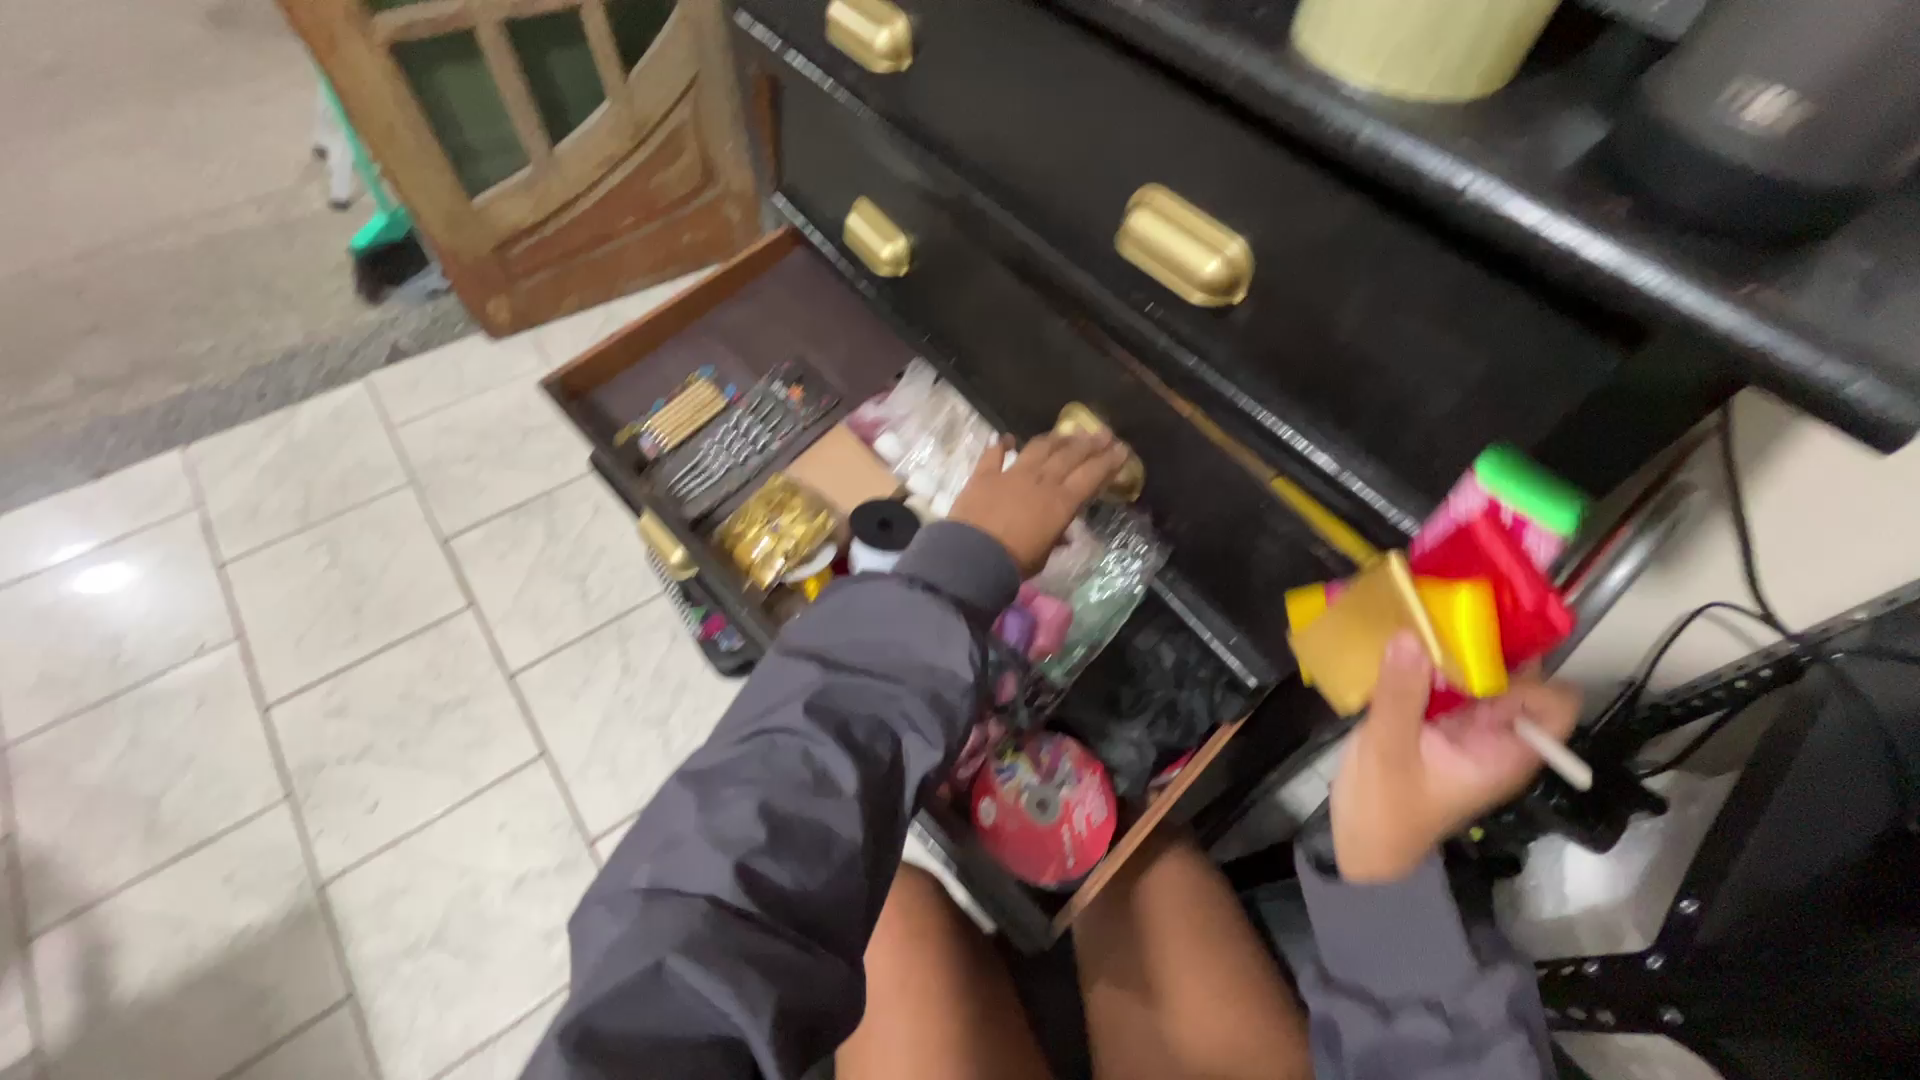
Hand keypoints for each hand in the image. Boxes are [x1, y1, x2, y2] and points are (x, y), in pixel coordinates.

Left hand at [948, 432, 1131, 576]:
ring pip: (1039, 448)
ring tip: (1067, 432)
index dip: (1108, 462)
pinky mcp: (984, 475)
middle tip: (1103, 434)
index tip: (1121, 450)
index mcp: (1061, 503)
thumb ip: (1054, 539)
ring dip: (1055, 439)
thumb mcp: (1043, 556)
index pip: (1091, 476)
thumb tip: (1063, 534)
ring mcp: (1011, 474)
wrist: (973, 557)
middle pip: (1070, 456)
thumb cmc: (1014, 563)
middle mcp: (1040, 481)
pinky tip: (1007, 439)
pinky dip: (1001, 444)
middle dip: (1090, 443)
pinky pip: (994, 454)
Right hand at [1328, 632, 1580, 883]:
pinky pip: (1439, 683)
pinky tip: (1398, 639)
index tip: (1487, 639)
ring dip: (1449, 648)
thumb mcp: (1388, 752)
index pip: (1551, 704)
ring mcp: (1462, 727)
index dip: (1531, 671)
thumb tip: (1410, 636)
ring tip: (1418, 611)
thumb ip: (1400, 695)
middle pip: (1511, 680)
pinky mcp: (1431, 722)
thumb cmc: (1385, 811)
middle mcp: (1493, 735)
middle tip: (1446, 606)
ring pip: (1472, 676)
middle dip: (1484, 645)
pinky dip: (1424, 662)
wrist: (1361, 846)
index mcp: (1504, 750)